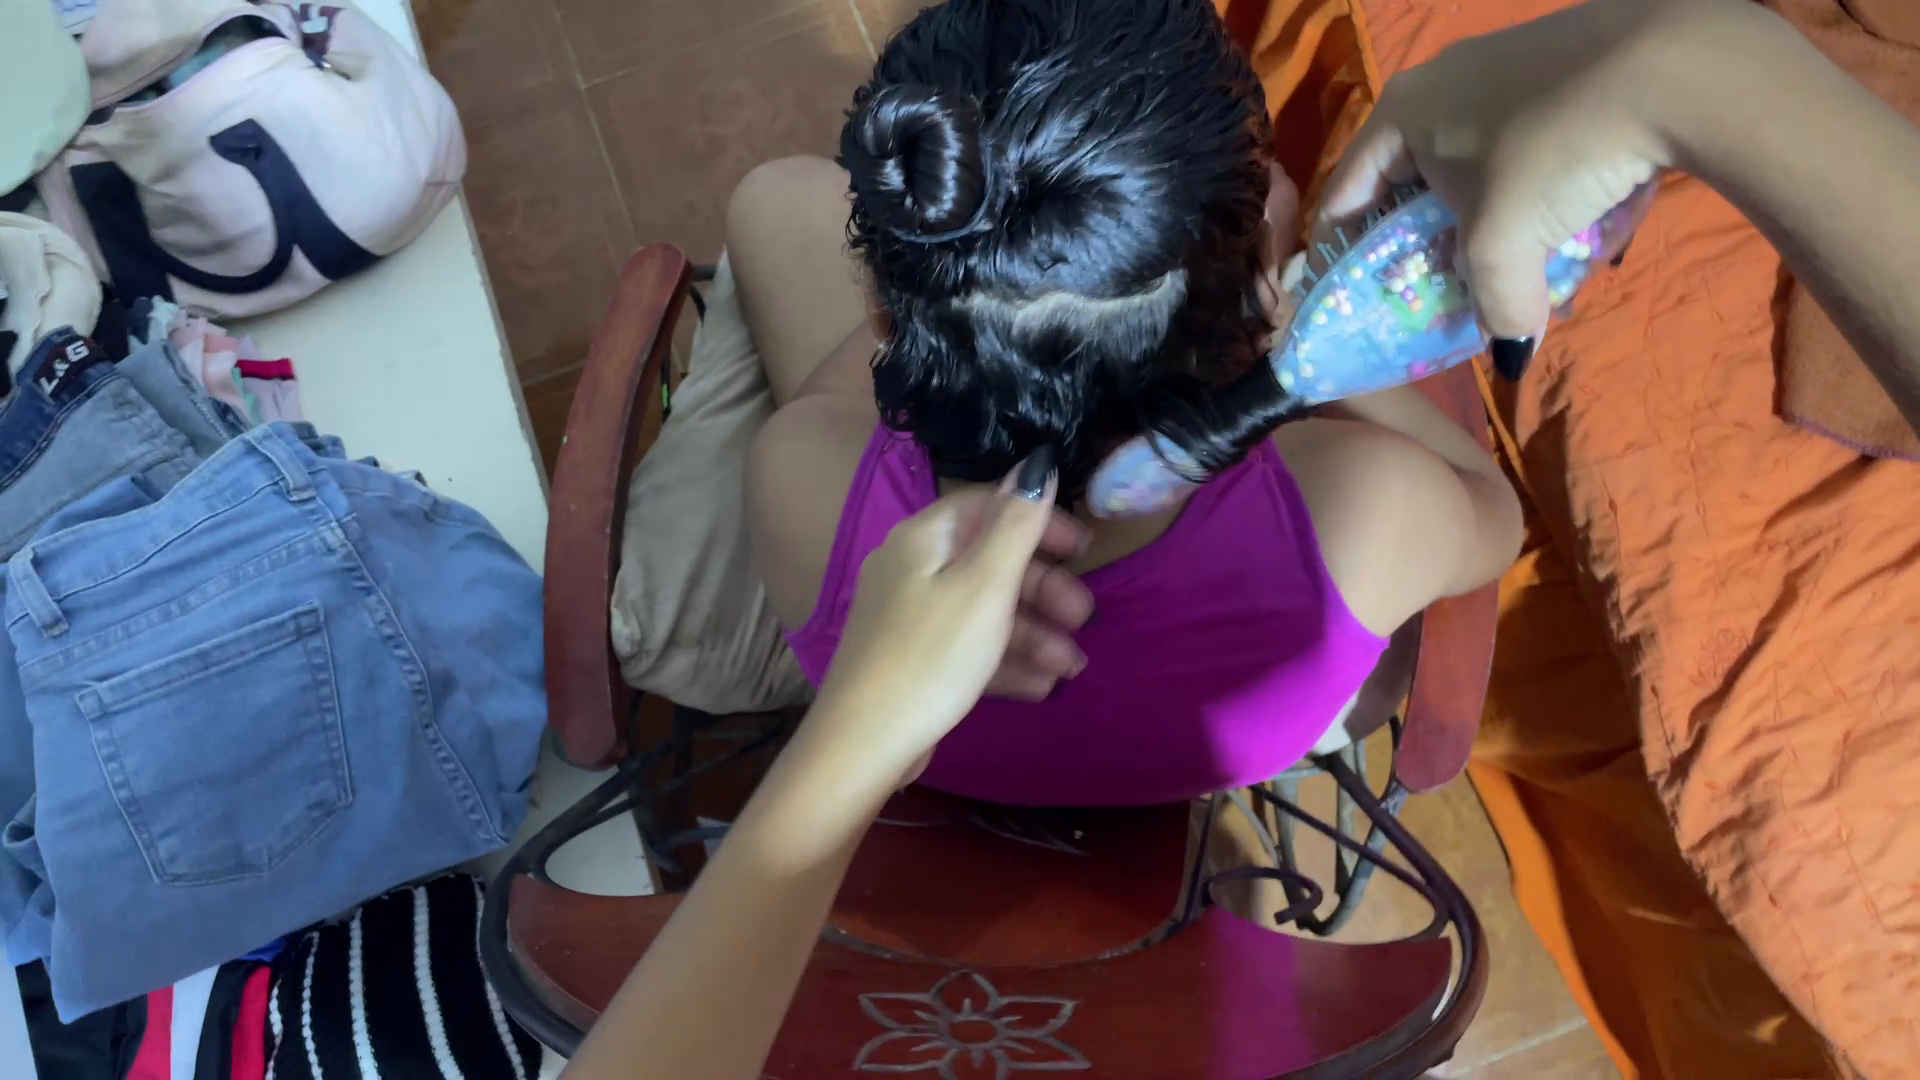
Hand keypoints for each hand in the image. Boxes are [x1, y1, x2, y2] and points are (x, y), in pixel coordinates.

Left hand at [811, 453, 1063, 782]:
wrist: (864, 744)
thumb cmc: (931, 654)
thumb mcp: (984, 586)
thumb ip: (1016, 524)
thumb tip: (1038, 461)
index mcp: (925, 538)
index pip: (989, 507)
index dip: (1040, 522)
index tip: (1084, 550)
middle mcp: (913, 568)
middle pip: (990, 562)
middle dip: (1043, 590)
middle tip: (1084, 618)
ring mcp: (912, 615)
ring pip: (984, 609)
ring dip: (1032, 633)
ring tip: (1070, 667)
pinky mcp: (916, 657)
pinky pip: (968, 644)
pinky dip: (1004, 659)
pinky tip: (1041, 686)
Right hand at [1318, 0, 1757, 371]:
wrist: (1696, 62)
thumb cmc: (1559, 150)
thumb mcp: (1504, 245)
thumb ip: (1493, 308)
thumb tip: (1514, 356)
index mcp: (1397, 114)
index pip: (1341, 201)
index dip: (1340, 257)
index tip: (1350, 297)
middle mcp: (1435, 80)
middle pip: (1398, 182)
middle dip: (1408, 240)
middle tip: (1418, 285)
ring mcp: (1497, 60)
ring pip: (1456, 158)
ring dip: (1464, 212)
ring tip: (1486, 253)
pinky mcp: (1555, 56)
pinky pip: (1508, 135)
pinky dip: (1513, 179)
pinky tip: (1546, 207)